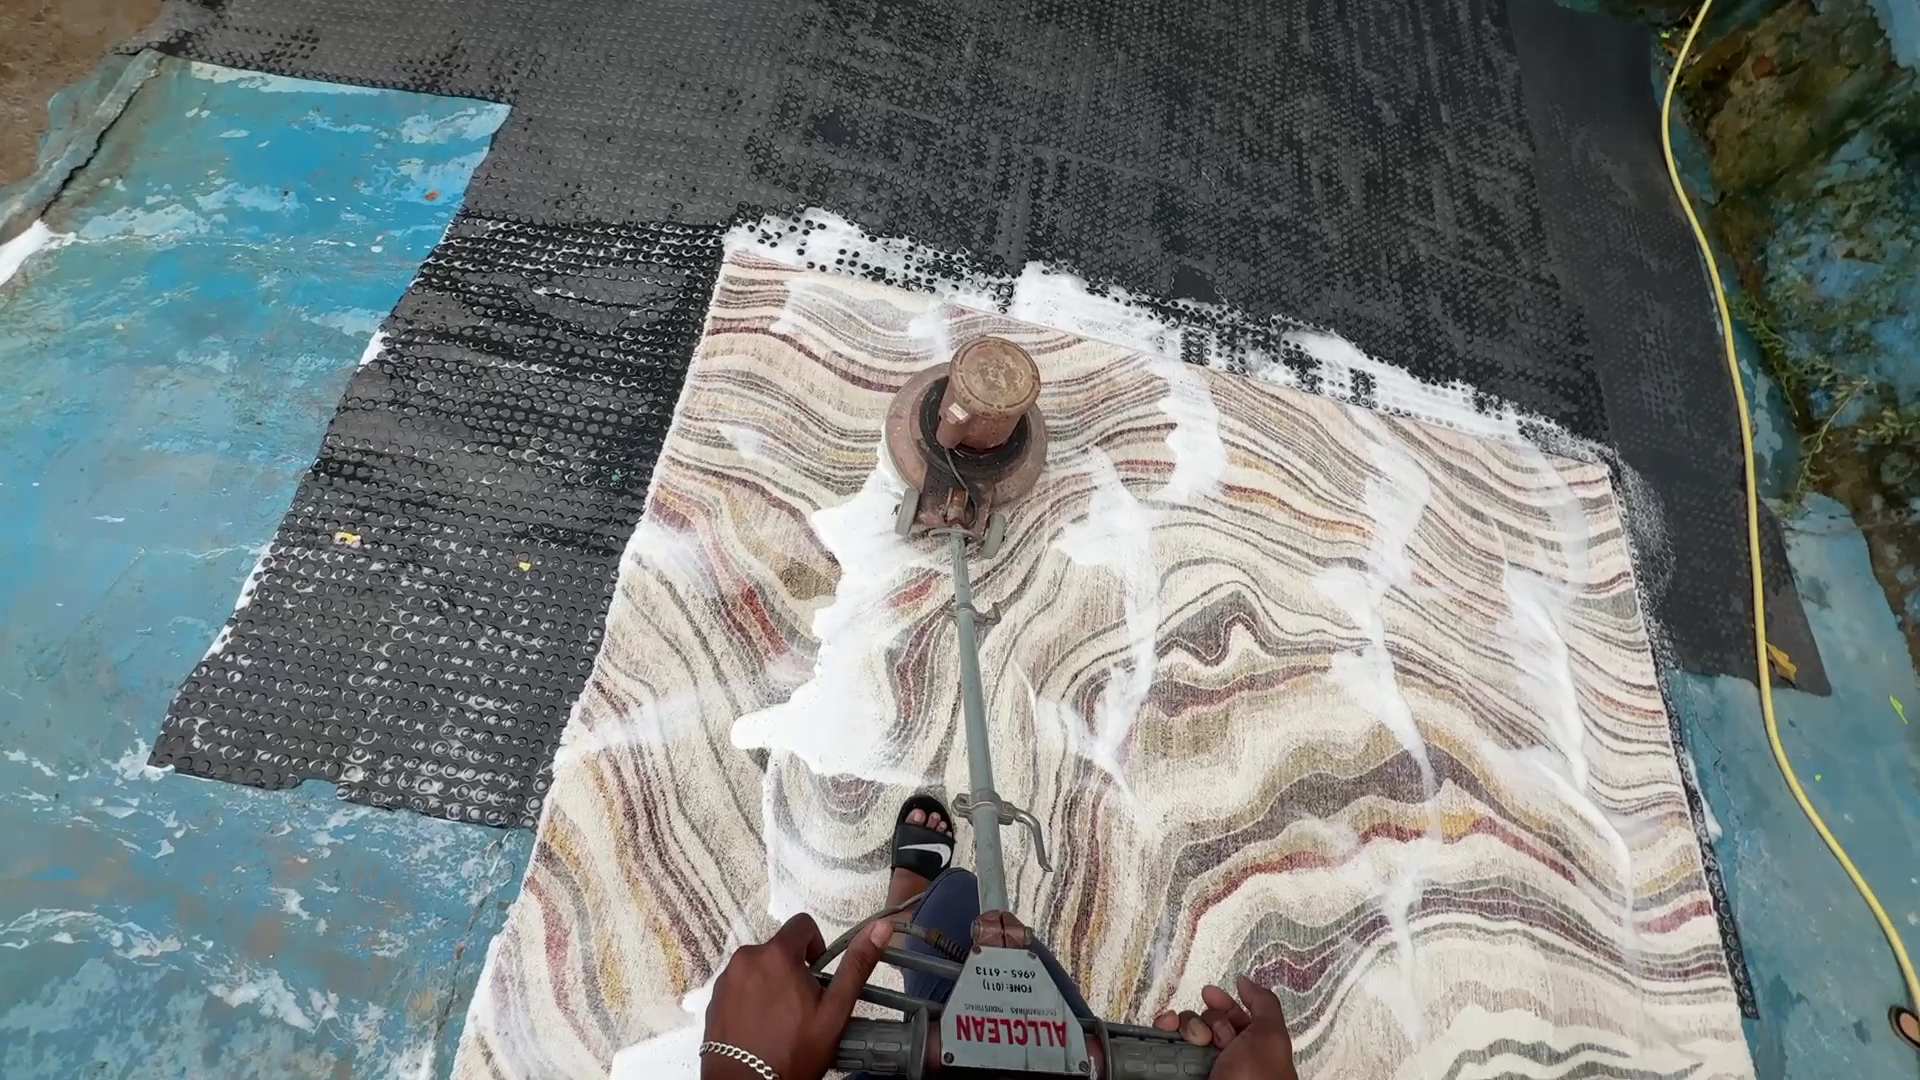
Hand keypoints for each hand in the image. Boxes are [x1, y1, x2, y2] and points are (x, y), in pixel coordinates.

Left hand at [701, 914, 889, 1079]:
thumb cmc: (794, 1053)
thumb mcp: (835, 1011)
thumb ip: (857, 964)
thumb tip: (881, 926)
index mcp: (777, 954)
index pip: (802, 925)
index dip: (816, 947)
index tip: (817, 978)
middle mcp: (747, 957)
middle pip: (780, 948)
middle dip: (793, 969)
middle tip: (801, 1006)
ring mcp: (726, 979)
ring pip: (759, 966)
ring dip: (771, 982)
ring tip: (779, 1019)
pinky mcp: (713, 1000)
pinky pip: (739, 984)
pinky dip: (750, 997)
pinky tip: (758, 1027)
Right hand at [1152, 976, 1297, 1079]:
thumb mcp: (1271, 1041)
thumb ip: (1264, 1006)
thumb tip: (1244, 981)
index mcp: (1253, 1051)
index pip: (1234, 1017)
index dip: (1223, 1002)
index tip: (1209, 994)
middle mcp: (1226, 1058)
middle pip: (1208, 1020)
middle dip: (1207, 1020)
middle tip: (1213, 1037)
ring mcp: (1201, 1066)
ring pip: (1186, 1028)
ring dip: (1186, 1025)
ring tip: (1193, 1041)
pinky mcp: (1178, 1071)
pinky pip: (1166, 1041)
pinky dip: (1164, 1029)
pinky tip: (1165, 1027)